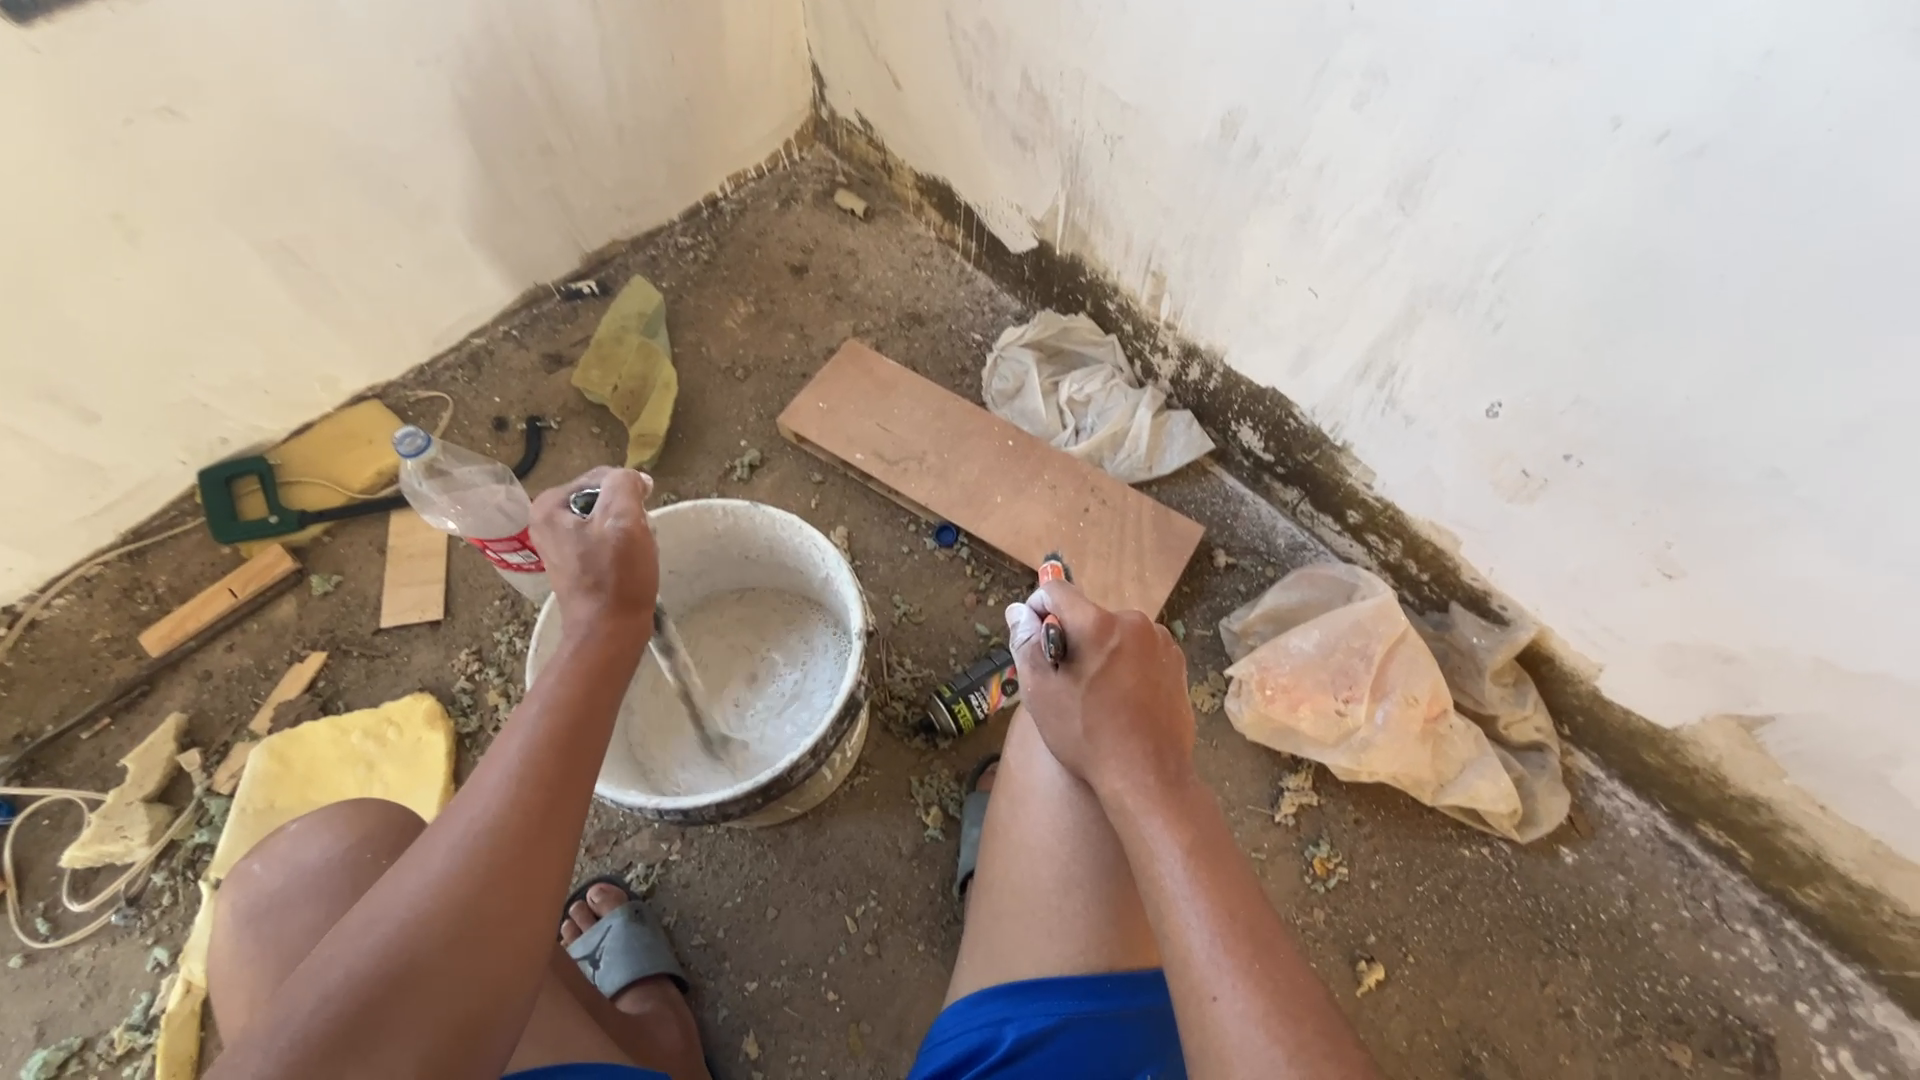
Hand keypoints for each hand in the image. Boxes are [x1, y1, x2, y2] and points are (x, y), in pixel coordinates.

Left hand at [530, 467, 658, 653]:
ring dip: (628, 532)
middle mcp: (545, 521)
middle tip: (636, 538)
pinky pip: (604, 541)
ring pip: (607, 520)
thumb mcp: (624, 518)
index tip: (640, 519)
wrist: (609, 629)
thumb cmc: (616, 575)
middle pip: (603, 499)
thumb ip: (625, 484)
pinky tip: (628, 564)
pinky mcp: (574, 564)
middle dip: (627, 514)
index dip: (630, 493)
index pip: (602, 477)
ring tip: (634, 553)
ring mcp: (558, 545)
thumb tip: (635, 479)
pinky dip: (621, 548)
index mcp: (549, 505)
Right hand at [1005, 580, 1196, 806]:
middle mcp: (1133, 622)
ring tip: (1097, 695)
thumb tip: (1019, 611)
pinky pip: (1139, 650)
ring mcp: (1160, 641)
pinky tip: (1123, 699)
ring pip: (1114, 633)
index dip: (1037, 609)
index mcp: (1097, 624)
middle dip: (1071, 638)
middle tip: (1066, 682)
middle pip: (1087, 615)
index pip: (1056, 591)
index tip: (1033, 640)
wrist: (1148, 777)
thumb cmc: (1087, 736)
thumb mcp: (1041, 692)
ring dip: (1101, 650)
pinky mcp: (1177, 662)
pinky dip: (1126, 664)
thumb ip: (1025, 643)